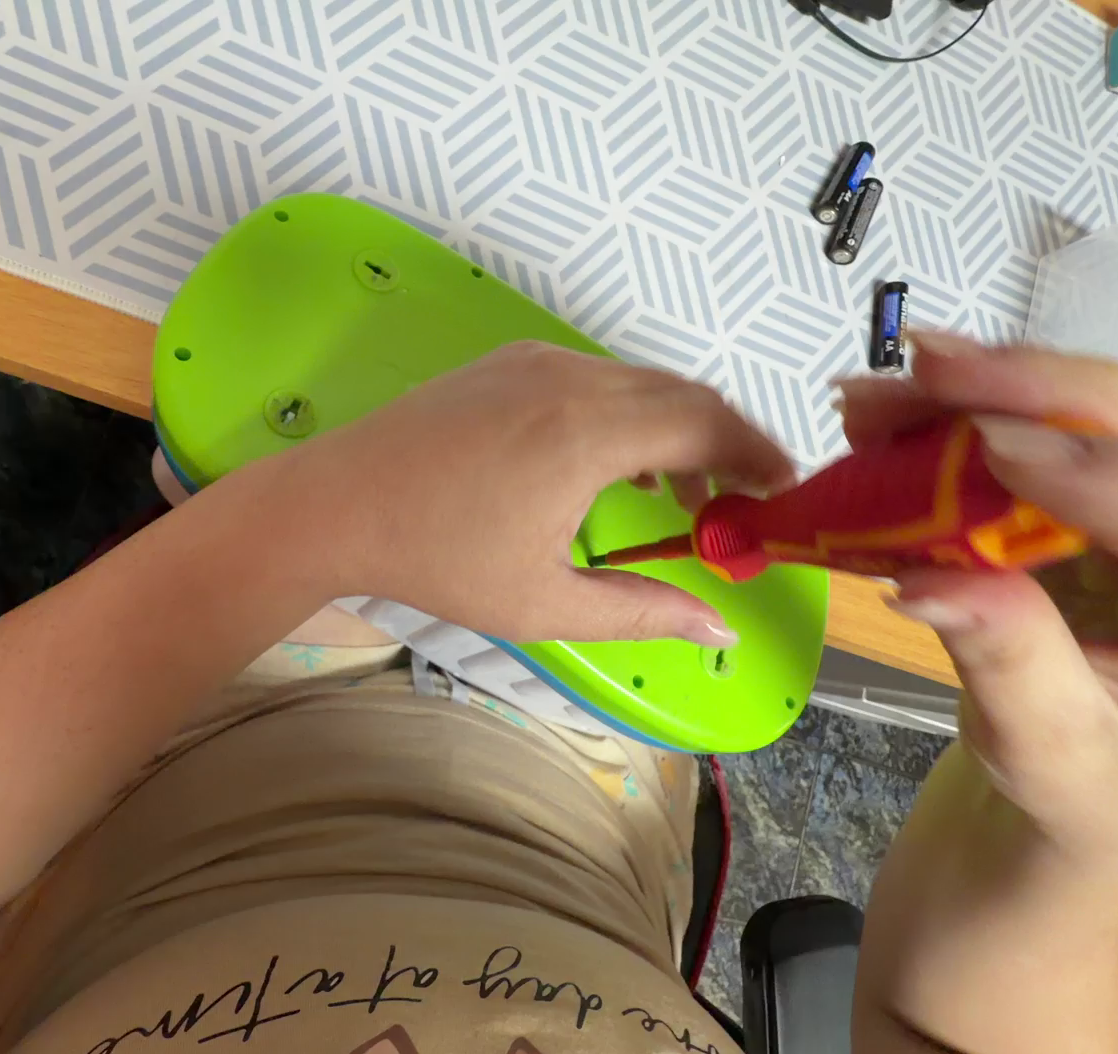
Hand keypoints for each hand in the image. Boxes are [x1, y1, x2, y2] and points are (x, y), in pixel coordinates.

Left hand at [279, 341, 795, 644]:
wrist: (336, 504)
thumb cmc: (437, 560)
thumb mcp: (544, 603)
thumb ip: (642, 612)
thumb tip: (719, 629)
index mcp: (589, 432)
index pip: (710, 423)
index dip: (759, 455)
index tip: (782, 493)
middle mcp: (572, 376)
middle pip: (683, 394)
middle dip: (726, 443)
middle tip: (737, 502)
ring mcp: (535, 360)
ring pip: (639, 381)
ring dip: (675, 428)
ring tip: (680, 491)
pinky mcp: (508, 361)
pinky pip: (595, 376)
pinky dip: (628, 413)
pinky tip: (615, 461)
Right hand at [840, 331, 1117, 856]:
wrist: (1080, 785)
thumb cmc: (1078, 788)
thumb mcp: (1038, 749)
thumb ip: (1001, 660)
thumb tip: (919, 580)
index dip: (1109, 478)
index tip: (987, 444)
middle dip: (1046, 390)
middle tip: (930, 366)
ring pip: (1117, 416)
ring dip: (1001, 388)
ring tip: (898, 382)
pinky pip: (1063, 435)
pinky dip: (983, 412)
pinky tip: (912, 408)